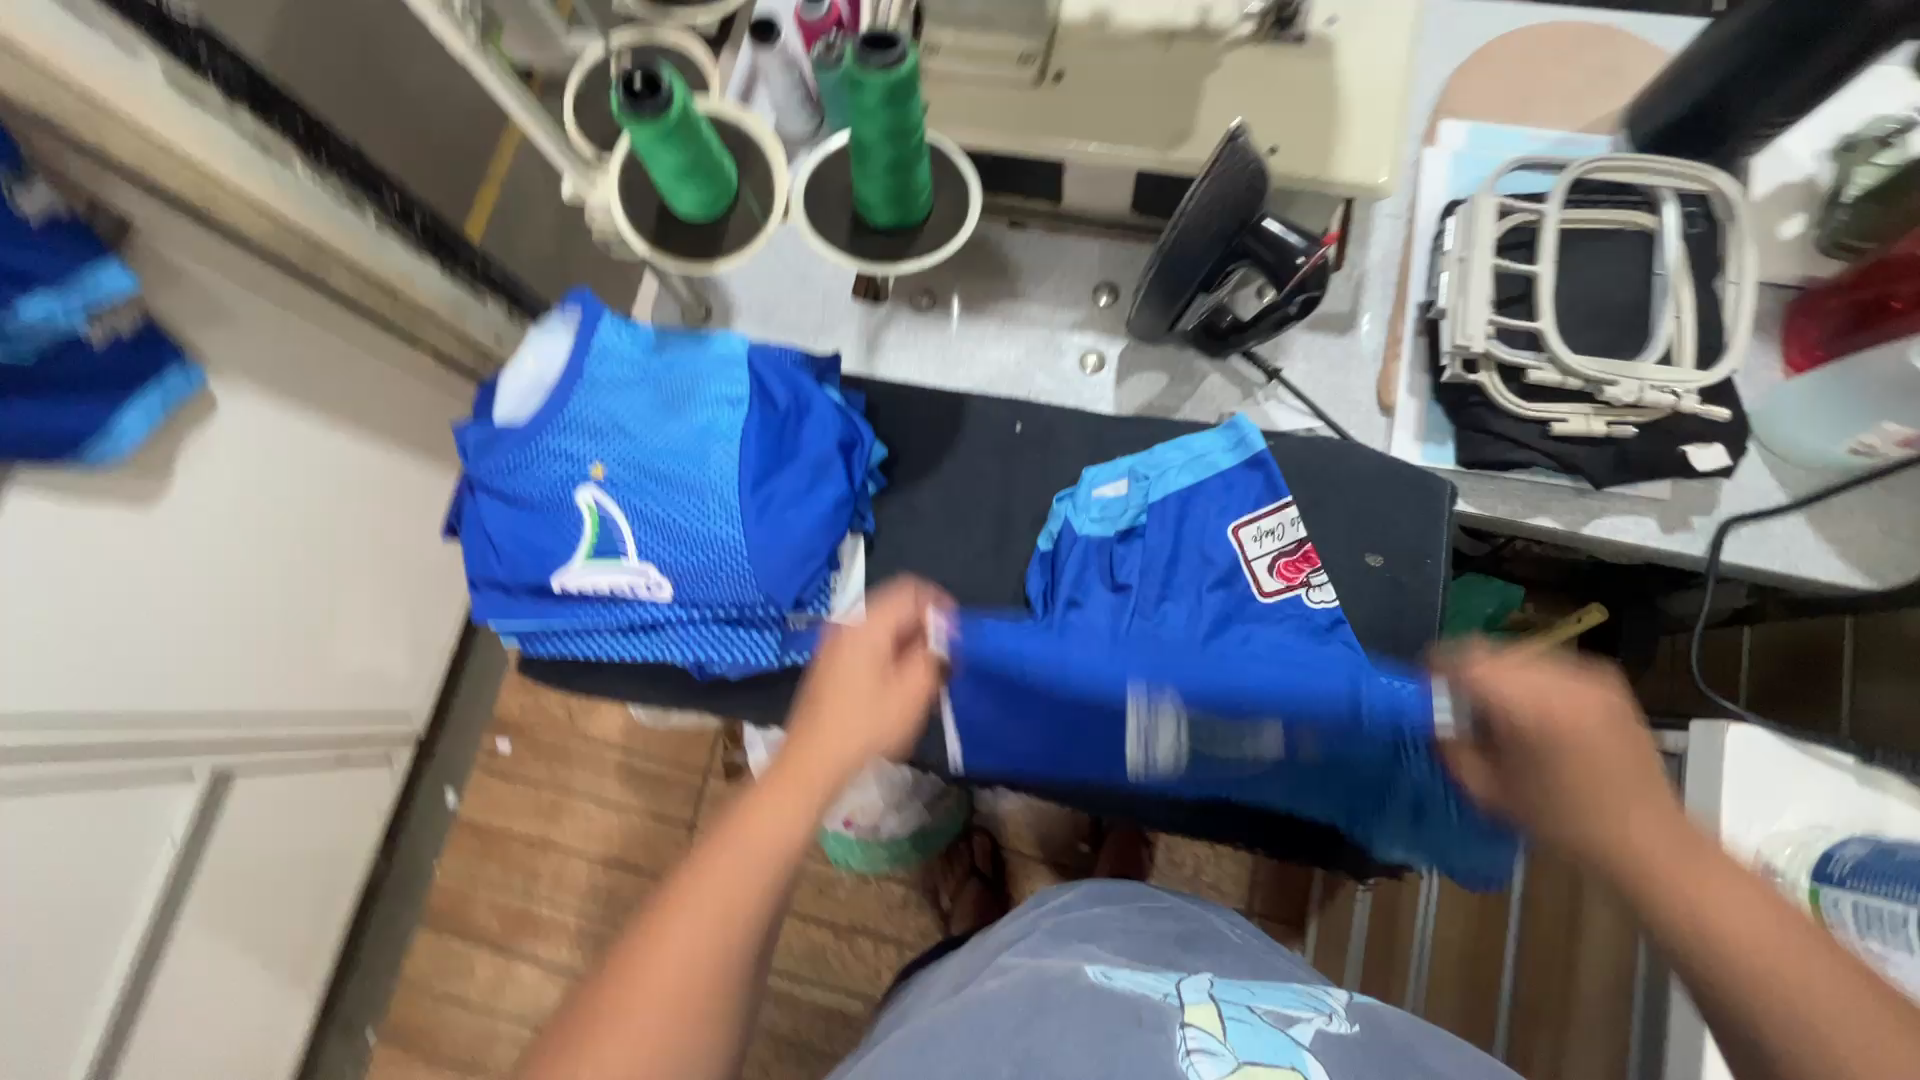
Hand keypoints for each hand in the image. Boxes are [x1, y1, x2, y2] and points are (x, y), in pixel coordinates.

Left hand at [780, 575, 953, 793]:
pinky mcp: (829, 661)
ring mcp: (833, 641)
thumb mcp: (913, 691)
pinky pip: (867, 643)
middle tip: (944, 660)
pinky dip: (889, 654)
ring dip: (908, 644)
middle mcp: (847, 622)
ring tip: (925, 677)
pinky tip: (898, 686)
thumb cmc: (866, 726)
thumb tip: (943, 635)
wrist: (812, 760)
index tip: (956, 635)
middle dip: (925, 628)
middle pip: (895, 606)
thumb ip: (934, 654)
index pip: (911, 590)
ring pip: (882, 627)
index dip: (940, 606)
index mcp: (867, 622)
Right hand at [1433, 640, 1683, 873]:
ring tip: (1493, 704)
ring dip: (1496, 671)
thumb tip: (1431, 712)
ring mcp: (1589, 676)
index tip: (1424, 686)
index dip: (1435, 667)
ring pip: (1517, 652)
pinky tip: (1531, 706)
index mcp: (1527, 707)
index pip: (1463, 659)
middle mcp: (1561, 680)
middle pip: (1488, 650)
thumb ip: (1450, 742)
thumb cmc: (1559, 820)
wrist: (1646, 838)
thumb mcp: (1485, 788)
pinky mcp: (1607, 680)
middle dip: (1464, 669)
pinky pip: (1548, 662)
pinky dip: (1528, 676)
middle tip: (1455, 698)